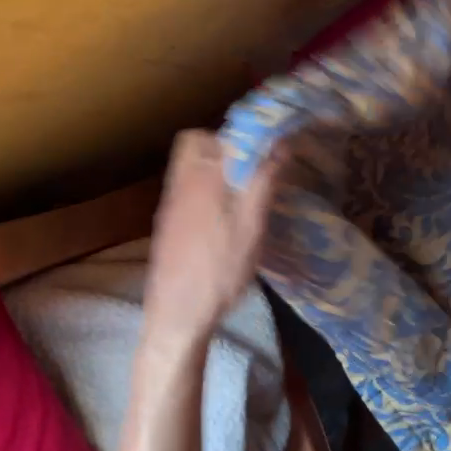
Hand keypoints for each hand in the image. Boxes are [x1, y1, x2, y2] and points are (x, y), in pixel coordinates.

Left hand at [141, 130, 277, 349]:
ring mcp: (171, 208)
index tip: (261, 140)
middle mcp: (179, 186)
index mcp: (197, 179)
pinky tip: (231, 215)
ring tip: (248, 187)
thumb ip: (263, 179)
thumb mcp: (251, 224)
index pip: (204, 135)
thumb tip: (279, 141)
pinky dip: (211, 192)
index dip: (233, 131)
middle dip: (224, 148)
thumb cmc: (218, 269)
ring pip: (193, 170)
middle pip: (194, 147)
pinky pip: (191, 192)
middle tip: (253, 163)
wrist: (177, 318)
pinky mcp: (171, 227)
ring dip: (219, 171)